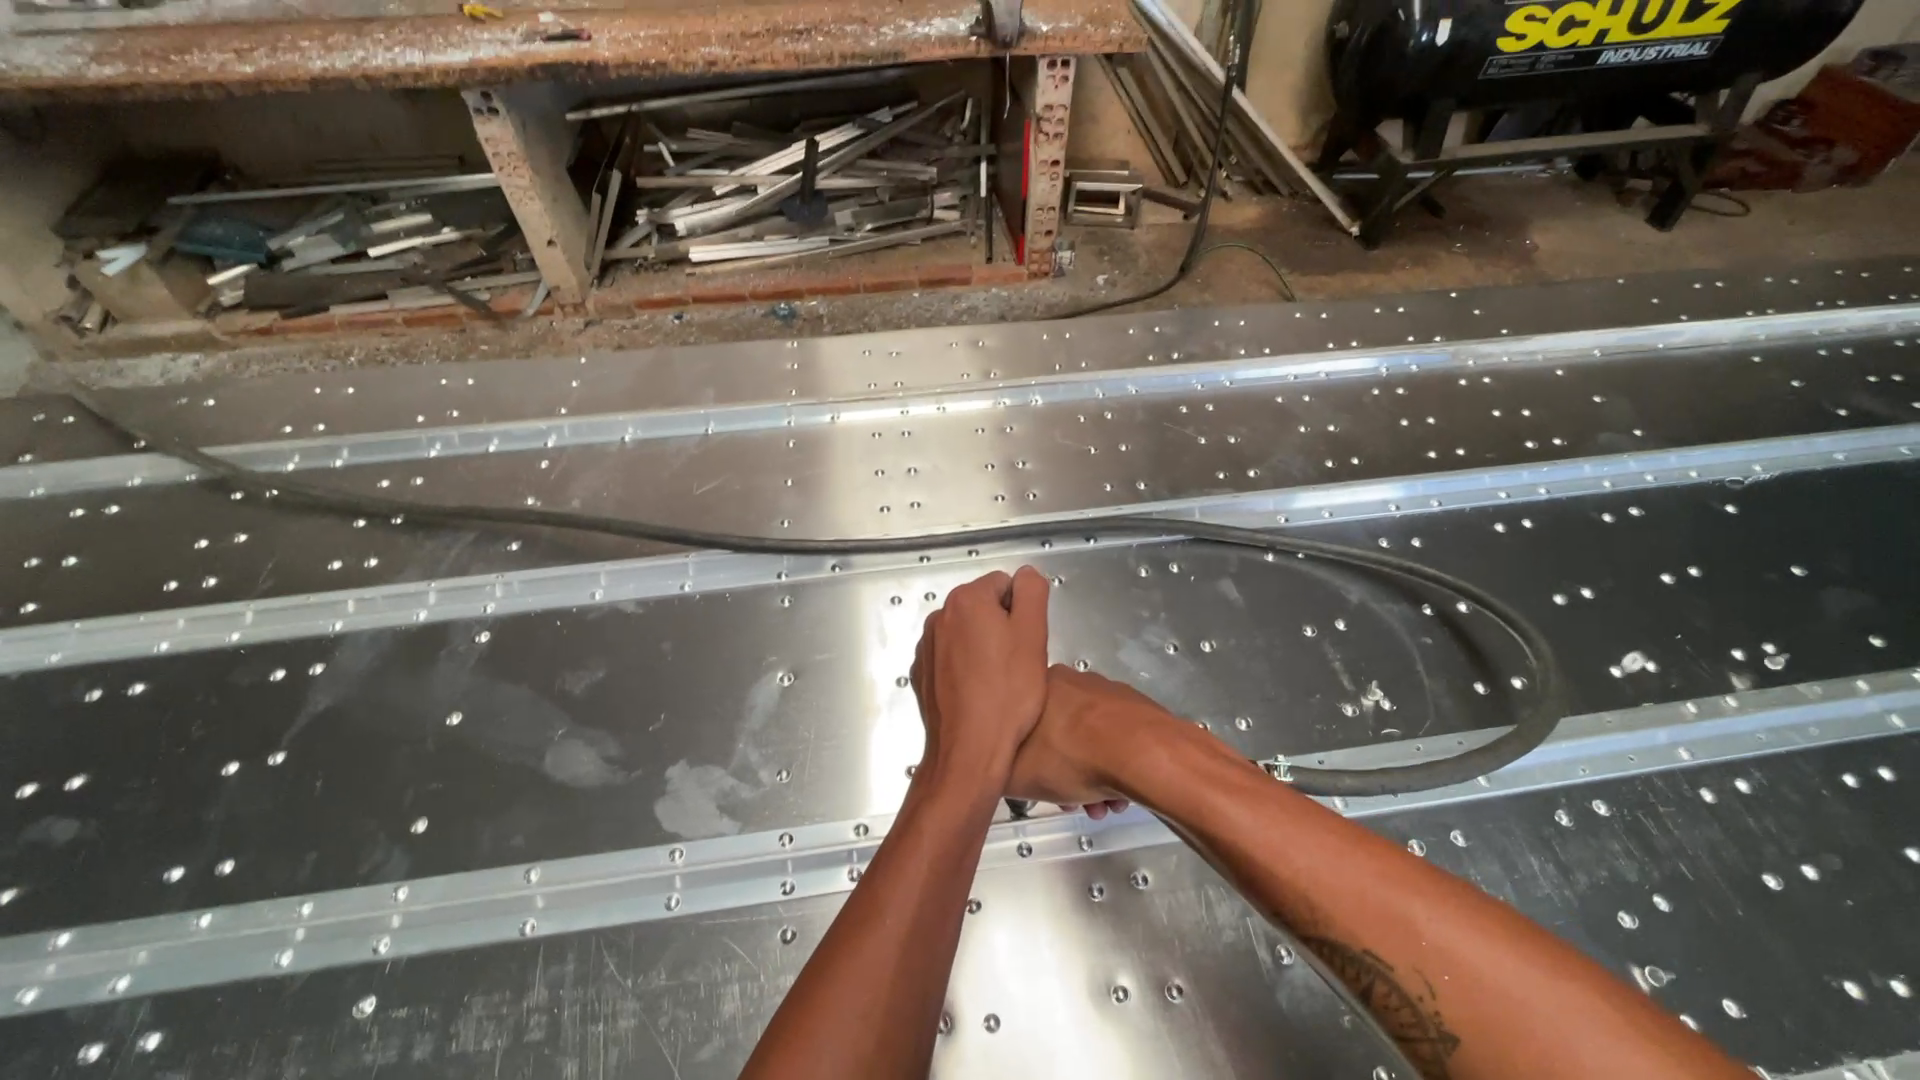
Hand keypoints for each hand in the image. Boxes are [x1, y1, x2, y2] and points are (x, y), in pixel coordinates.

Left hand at [908, 567, 1050, 779]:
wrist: (969, 750)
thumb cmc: (1007, 695)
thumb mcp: (1034, 634)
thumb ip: (1032, 592)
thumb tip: (1026, 575)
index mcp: (966, 600)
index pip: (1005, 584)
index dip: (1023, 611)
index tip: (1029, 642)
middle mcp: (939, 618)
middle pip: (983, 608)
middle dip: (1002, 628)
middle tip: (1018, 663)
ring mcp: (926, 647)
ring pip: (967, 635)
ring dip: (984, 649)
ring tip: (1000, 681)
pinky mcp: (921, 674)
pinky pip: (951, 660)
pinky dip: (966, 669)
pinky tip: (980, 693)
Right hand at [1009, 665, 1173, 819]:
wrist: (1142, 754)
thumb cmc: (1071, 758)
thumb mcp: (1014, 776)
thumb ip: (998, 770)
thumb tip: (999, 769)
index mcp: (1039, 686)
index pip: (1021, 722)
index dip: (1025, 758)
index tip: (1035, 783)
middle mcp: (1073, 681)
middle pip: (1056, 734)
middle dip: (1062, 773)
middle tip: (1070, 803)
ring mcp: (1109, 693)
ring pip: (1088, 741)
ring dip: (1091, 776)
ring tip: (1100, 806)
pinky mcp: (1138, 709)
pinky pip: (1116, 741)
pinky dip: (1114, 767)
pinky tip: (1119, 795)